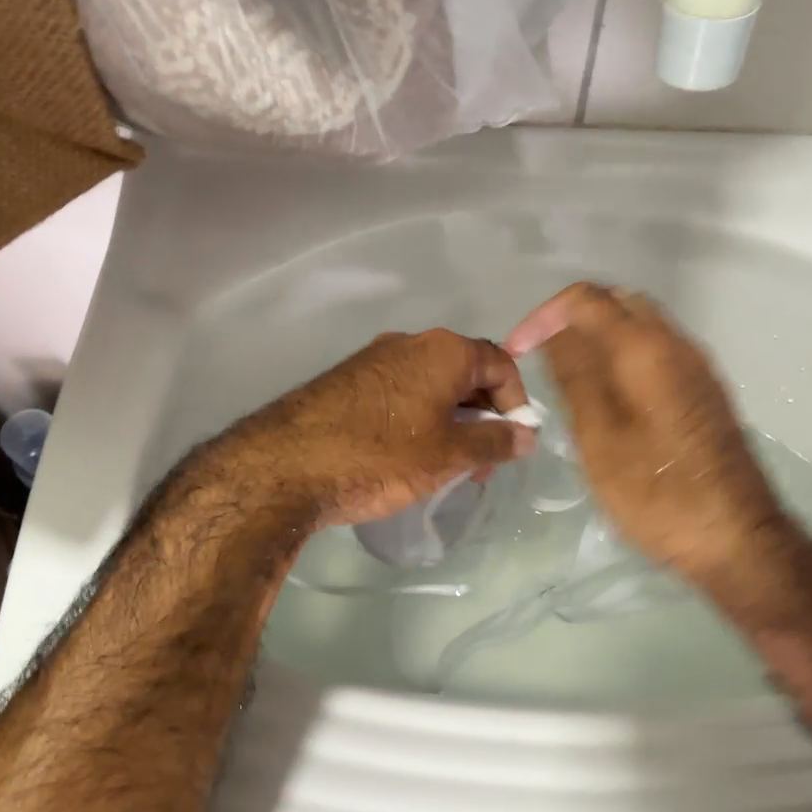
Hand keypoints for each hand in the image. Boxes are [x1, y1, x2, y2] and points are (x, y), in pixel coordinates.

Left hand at [223, 328, 536, 527]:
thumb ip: (495, 442)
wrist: (284, 467)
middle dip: (482, 418)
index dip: (516, 402)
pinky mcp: (347, 383)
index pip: (500, 363)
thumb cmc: (380, 457)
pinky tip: (408, 460)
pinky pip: (399, 396)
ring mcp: (373, 360)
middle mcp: (409, 344)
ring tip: (447, 468)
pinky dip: (417, 422)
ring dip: (450, 423)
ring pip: (430, 387)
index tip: (513, 442)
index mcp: (442, 351)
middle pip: (465, 374)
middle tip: (481, 465)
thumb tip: (526, 435)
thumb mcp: (448, 455)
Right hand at [506, 282, 792, 597]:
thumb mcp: (599, 439)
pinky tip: (608, 398)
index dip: (543, 315)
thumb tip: (555, 335)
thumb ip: (576, 378)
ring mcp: (699, 367)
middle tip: (541, 358)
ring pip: (642, 325)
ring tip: (567, 378)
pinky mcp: (707, 392)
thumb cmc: (657, 496)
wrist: (736, 538)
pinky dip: (625, 356)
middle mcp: (678, 345)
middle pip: (618, 302)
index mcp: (646, 350)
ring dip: (600, 337)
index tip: (519, 352)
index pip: (586, 299)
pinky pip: (659, 351)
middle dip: (572, 319)